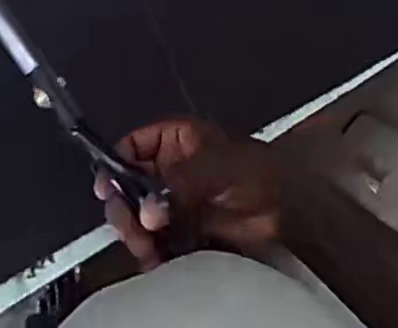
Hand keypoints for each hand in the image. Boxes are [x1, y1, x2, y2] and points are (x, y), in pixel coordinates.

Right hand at [93, 117, 290, 269]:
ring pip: (139, 215)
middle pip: (129, 184)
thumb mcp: (215, 166)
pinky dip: (152, 251)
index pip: (132, 145)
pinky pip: (156, 240)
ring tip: (147, 245)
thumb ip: (179, 184)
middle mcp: (170, 168)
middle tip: (132, 224)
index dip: (116, 162)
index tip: (108, 186)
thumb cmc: (258, 169)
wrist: (289, 209)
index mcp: (174, 139)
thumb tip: (150, 208)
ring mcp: (175, 200)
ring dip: (136, 232)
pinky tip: (157, 257)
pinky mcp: (184, 230)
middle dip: (125, 206)